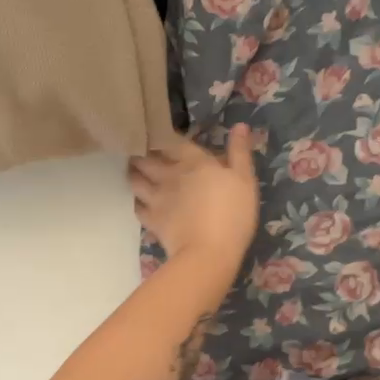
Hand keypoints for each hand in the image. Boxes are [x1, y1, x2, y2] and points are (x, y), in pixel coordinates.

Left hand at [129, 126, 259, 266]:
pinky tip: (139, 201)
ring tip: (134, 171)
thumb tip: (239, 125)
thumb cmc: (232, 215)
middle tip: (140, 150)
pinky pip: (137, 207)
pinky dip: (136, 201)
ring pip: (136, 179)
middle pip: (147, 158)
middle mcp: (170, 175)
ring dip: (134, 173)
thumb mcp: (245, 181)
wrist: (209, 253)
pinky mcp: (152, 221)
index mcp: (193, 162)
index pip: (172, 142)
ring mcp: (157, 198)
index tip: (157, 134)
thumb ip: (240, 152)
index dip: (163, 137)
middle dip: (142, 152)